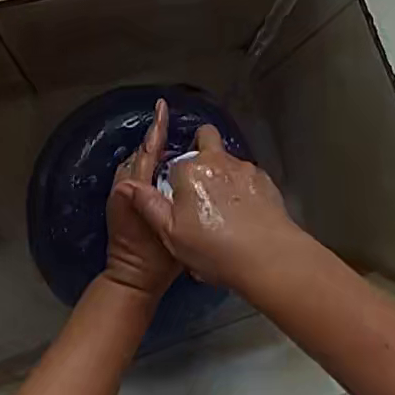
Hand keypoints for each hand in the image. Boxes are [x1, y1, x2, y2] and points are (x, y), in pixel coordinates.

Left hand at [104, 99, 181, 296]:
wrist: (133, 279)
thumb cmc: (153, 256)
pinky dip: (152, 167)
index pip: (149, 150)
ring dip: (156, 154)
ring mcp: (124, 192)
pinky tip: (170, 170)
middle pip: (145, 153)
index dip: (157, 128)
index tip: (162, 106)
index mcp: (136, 187)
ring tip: (179, 150)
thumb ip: (166, 198)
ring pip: (142, 163)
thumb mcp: (166, 227)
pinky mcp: (127, 201)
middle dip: (160, 141)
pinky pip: (140, 174)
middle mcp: (126, 184)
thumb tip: (174, 171)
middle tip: (183, 134)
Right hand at [118, 123, 304, 291]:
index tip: (178, 196)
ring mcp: (245, 168)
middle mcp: (218, 160)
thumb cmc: (214, 248)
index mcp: (190, 169)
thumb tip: (128, 185)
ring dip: (223, 174)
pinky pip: (248, 176)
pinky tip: (244, 213)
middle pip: (207, 138)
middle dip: (201, 149)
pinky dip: (243, 188)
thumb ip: (149, 205)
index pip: (176, 160)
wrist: (267, 256)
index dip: (175, 176)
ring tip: (224, 209)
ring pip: (229, 160)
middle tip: (199, 187)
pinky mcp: (265, 180)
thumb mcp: (171, 233)